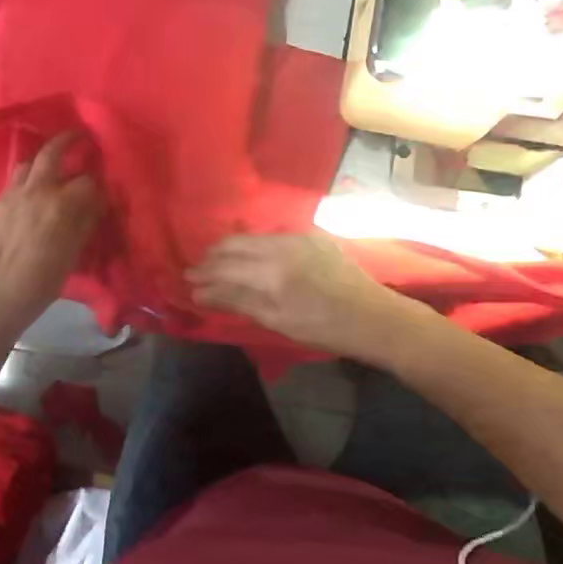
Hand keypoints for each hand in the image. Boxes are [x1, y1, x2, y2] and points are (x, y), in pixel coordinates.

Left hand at [0, 133, 104, 326]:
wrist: (6, 290)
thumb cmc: (48, 276)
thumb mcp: (77, 248)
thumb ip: (86, 218)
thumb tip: (95, 200)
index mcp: (61, 202)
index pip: (86, 180)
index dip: (95, 183)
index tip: (99, 186)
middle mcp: (36, 190)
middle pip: (51, 152)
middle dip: (66, 141)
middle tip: (76, 137)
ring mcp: (11, 195)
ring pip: (27, 165)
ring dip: (40, 164)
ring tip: (48, 171)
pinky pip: (11, 187)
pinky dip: (23, 188)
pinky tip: (26, 202)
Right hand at [187, 233, 410, 354]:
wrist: (375, 318)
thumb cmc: (323, 328)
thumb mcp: (276, 321)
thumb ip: (236, 301)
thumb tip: (200, 293)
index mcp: (270, 270)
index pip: (223, 266)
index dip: (202, 274)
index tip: (187, 282)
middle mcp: (280, 245)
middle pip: (233, 244)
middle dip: (212, 257)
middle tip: (198, 271)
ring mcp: (298, 237)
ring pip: (252, 237)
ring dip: (231, 249)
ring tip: (220, 263)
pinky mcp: (312, 236)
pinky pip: (272, 235)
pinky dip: (254, 245)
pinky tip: (253, 258)